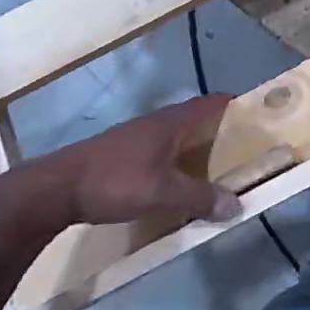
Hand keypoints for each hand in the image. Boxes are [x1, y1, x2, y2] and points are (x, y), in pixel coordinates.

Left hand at [19, 95, 243, 228]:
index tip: (256, 113)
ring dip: (196, 144)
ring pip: (176, 134)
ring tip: (214, 165)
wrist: (53, 190)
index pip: (211, 103)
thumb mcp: (165, 194)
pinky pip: (160, 148)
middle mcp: (156, 122)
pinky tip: (176, 178)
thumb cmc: (115, 182)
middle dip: (219, 128)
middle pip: (196, 117)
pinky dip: (176, 157)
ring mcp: (136, 136)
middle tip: (242, 146)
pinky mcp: (121, 153)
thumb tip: (238, 206)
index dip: (235, 103)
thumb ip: (202, 198)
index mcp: (172, 122)